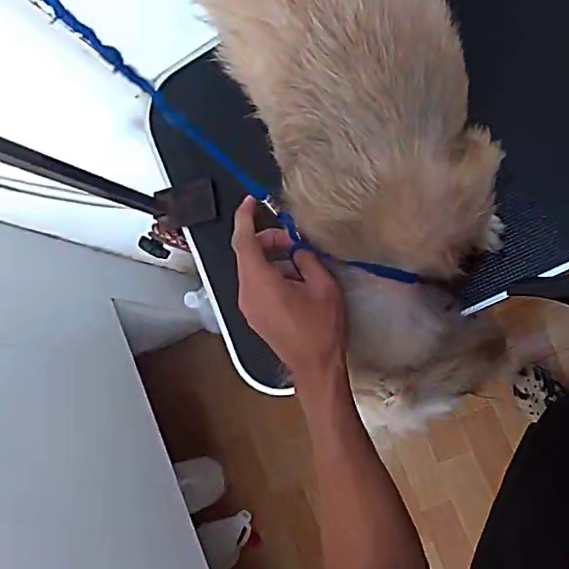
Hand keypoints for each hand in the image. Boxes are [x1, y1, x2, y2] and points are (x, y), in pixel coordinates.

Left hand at [232, 197, 346, 386]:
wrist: (316, 367)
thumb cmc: (322, 330)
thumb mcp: (325, 288)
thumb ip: (308, 261)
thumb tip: (299, 253)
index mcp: (260, 282)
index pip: (243, 241)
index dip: (245, 218)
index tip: (251, 202)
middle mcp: (246, 293)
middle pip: (247, 254)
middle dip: (268, 241)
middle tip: (295, 243)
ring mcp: (248, 307)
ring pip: (252, 271)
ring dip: (272, 260)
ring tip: (301, 267)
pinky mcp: (255, 317)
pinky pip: (257, 287)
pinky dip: (271, 276)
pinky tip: (296, 284)